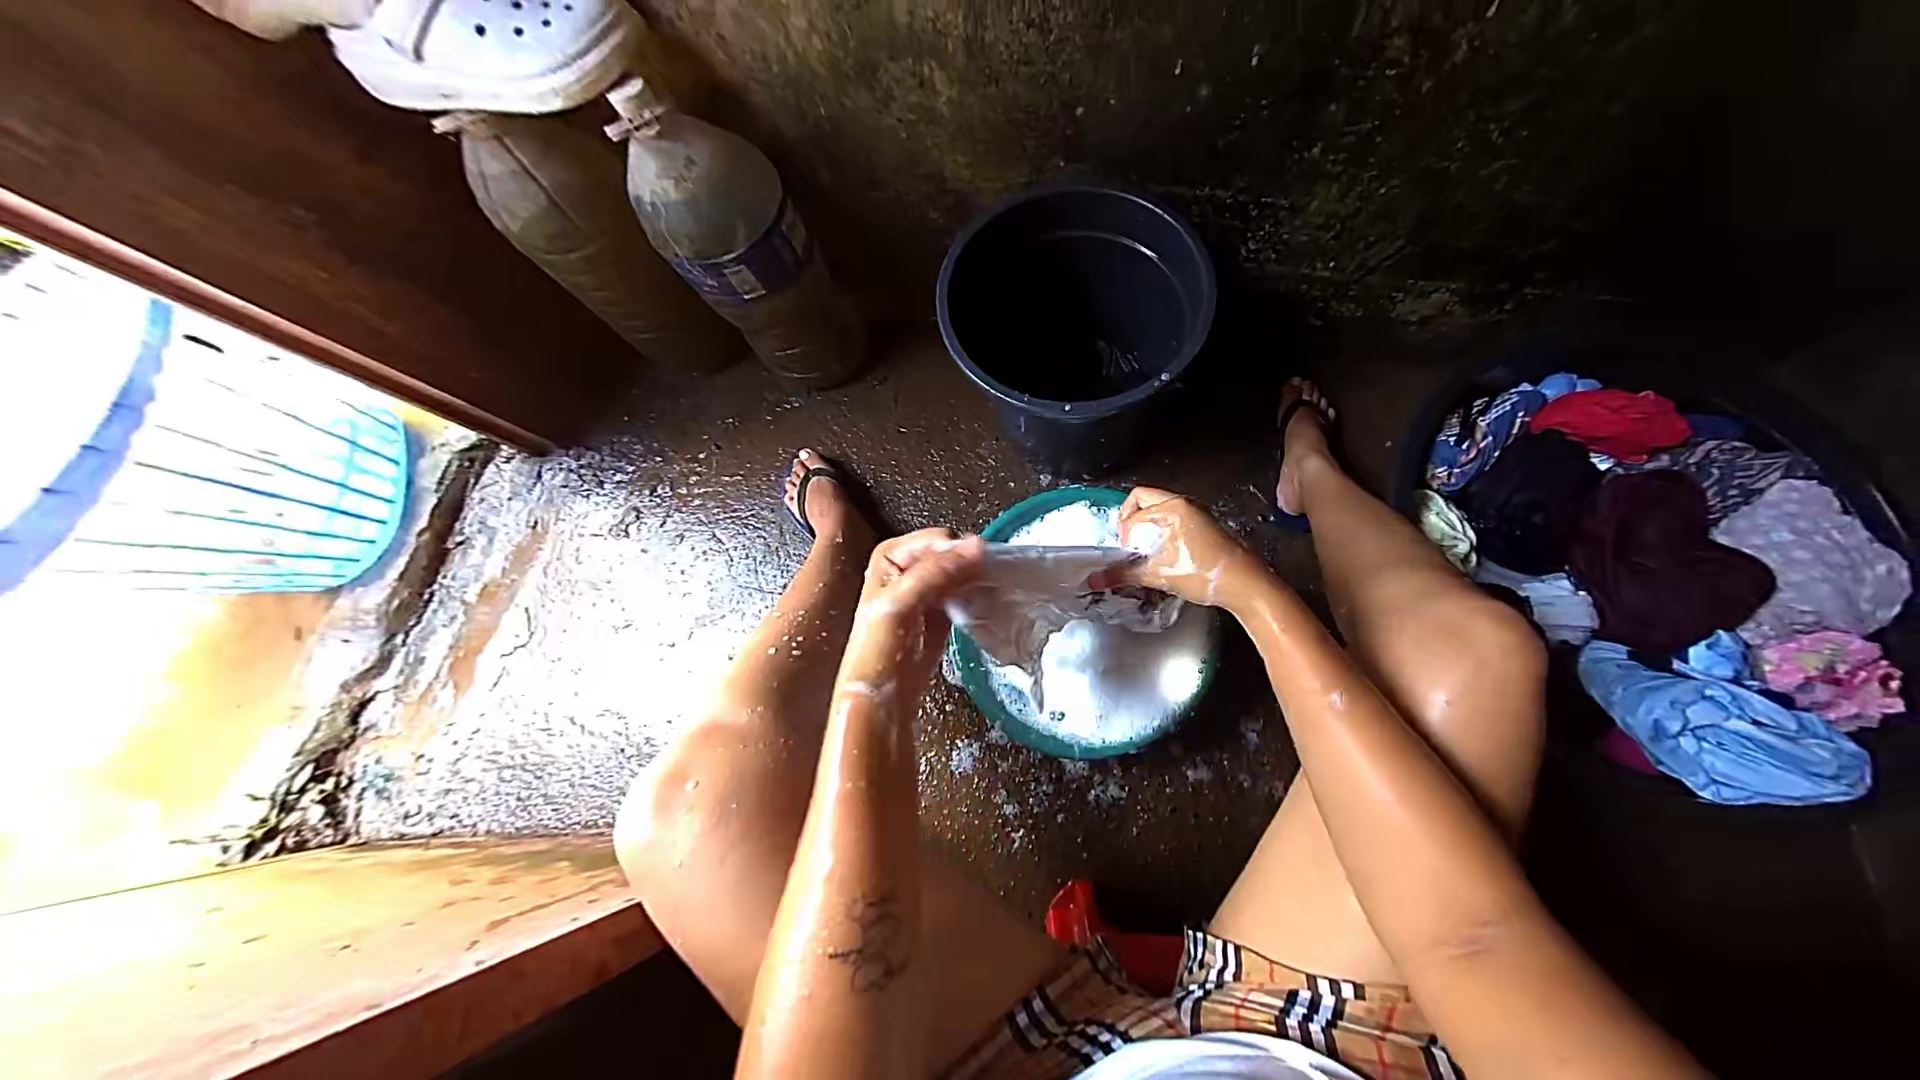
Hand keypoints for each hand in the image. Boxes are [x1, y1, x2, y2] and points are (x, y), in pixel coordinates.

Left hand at [833, 529, 985, 715]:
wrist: (879, 699)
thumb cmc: (876, 654)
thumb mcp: (899, 605)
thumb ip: (935, 573)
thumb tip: (974, 547)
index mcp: (889, 557)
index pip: (937, 540)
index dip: (958, 551)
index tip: (976, 567)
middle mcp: (906, 570)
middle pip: (951, 552)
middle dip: (969, 564)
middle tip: (983, 580)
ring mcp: (924, 591)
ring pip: (960, 571)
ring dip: (976, 579)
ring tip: (987, 591)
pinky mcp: (939, 614)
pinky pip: (964, 593)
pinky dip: (975, 596)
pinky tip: (983, 605)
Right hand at [1113, 486, 1263, 607]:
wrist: (1246, 585)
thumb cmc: (1205, 575)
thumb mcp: (1159, 575)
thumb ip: (1123, 575)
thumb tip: (1094, 580)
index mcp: (1172, 508)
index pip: (1133, 514)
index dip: (1124, 534)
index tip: (1126, 554)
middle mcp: (1184, 503)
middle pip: (1142, 499)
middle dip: (1130, 519)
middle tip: (1128, 542)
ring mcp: (1196, 512)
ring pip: (1158, 507)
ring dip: (1146, 524)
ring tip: (1144, 549)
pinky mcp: (1204, 523)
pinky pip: (1172, 516)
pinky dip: (1161, 528)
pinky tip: (1164, 553)